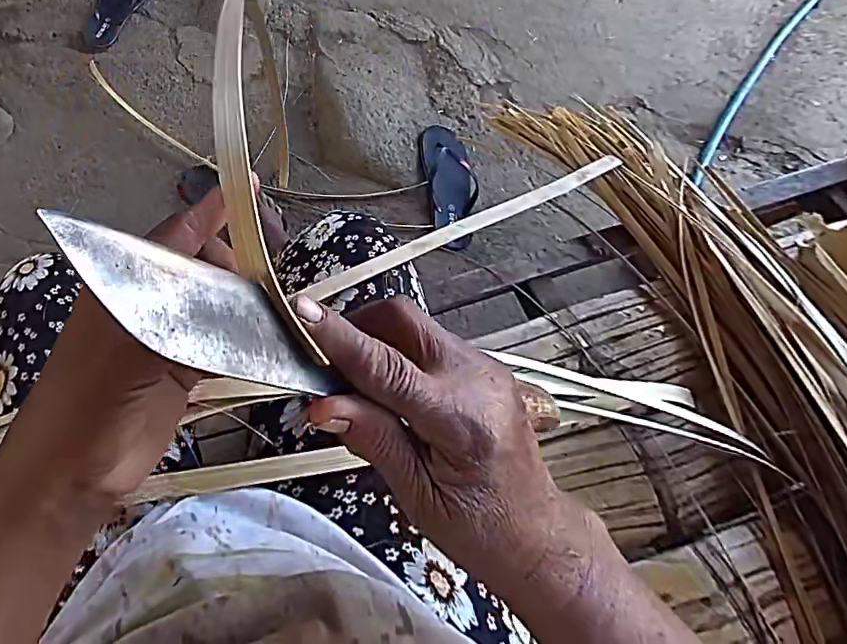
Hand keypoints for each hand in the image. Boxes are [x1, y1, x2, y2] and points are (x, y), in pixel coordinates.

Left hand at [0, 189, 235, 504]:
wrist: (68, 474)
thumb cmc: (88, 402)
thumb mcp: (133, 347)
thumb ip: (181, 312)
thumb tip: (229, 285)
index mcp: (124, 276)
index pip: (178, 232)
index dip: (214, 211)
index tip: (250, 189)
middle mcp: (146, 296)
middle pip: (202, 261)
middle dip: (234, 261)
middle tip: (265, 273)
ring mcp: (164, 331)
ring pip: (213, 298)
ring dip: (240, 297)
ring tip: (268, 302)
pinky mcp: (180, 364)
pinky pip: (218, 335)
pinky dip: (240, 331)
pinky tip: (260, 333)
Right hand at [297, 294, 695, 642]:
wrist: (542, 536)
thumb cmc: (482, 532)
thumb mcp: (418, 497)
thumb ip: (372, 439)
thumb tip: (321, 404)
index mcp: (462, 420)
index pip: (387, 367)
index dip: (340, 337)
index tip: (304, 310)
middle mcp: (478, 378)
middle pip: (402, 318)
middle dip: (357, 325)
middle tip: (327, 361)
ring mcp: (485, 365)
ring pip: (413, 324)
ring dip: (375, 339)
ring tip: (356, 383)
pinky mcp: (483, 363)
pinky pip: (427, 338)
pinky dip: (397, 350)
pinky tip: (390, 389)